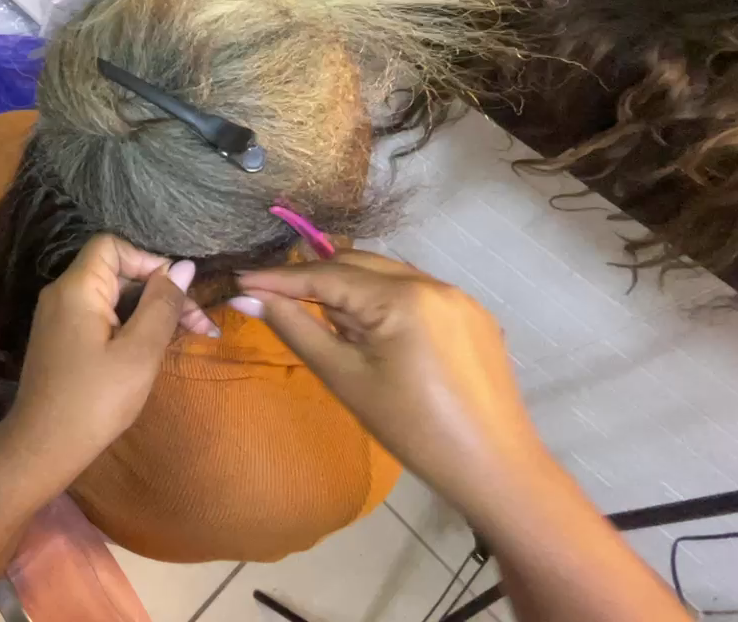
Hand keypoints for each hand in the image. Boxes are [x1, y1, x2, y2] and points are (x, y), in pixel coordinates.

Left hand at [0, 234, 193, 486]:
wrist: (43, 445)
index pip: (112, 245)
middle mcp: (61, 292)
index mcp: (76, 287)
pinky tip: (153, 346)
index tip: (178, 293)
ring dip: (147, 309)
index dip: (148, 260)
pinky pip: (98, 314)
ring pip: (110, 295)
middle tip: (200, 325)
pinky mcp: (61, 337)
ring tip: (188, 335)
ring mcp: (58, 315)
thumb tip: (183, 266)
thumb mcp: (139, 352)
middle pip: (114, 270)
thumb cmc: (95, 399)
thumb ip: (161, 305)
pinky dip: (127, 324)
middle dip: (157, 289)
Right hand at [231, 250, 542, 511]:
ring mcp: (457, 297)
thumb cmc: (411, 427)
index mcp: (400, 297)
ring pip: (382, 273)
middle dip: (312, 278)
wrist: (498, 473)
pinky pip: (411, 291)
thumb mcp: (343, 376)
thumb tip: (246, 297)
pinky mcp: (471, 315)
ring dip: (346, 288)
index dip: (277, 277)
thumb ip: (293, 326)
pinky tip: (369, 331)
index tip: (240, 280)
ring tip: (324, 321)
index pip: (324, 274)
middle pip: (354, 263)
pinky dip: (379, 299)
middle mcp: (431, 283)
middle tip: (274, 299)